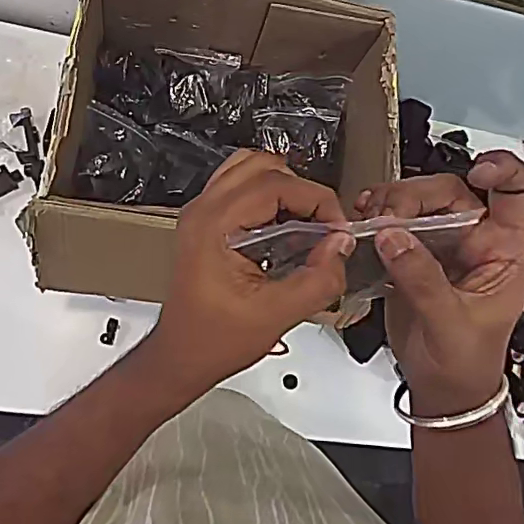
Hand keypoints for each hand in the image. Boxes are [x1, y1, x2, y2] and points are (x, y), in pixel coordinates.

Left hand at [142, 150, 352, 390]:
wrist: (182, 356)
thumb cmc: (213, 340)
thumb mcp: (276, 315)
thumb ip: (317, 280)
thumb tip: (341, 245)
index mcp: (213, 225)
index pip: (275, 184)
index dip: (316, 199)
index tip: (337, 228)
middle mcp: (203, 211)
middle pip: (263, 167)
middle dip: (303, 191)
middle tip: (324, 225)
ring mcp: (203, 213)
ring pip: (251, 169)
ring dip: (286, 188)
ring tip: (306, 222)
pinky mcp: (208, 222)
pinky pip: (242, 187)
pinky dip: (271, 196)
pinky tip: (286, 228)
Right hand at [355, 150, 523, 411]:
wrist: (441, 388)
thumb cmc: (465, 363)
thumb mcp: (452, 324)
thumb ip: (424, 280)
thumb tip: (394, 236)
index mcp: (506, 250)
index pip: (518, 192)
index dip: (504, 170)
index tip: (478, 170)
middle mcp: (477, 239)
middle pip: (452, 190)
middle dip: (416, 196)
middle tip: (388, 218)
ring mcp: (444, 244)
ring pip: (419, 200)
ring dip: (391, 204)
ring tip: (370, 222)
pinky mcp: (414, 252)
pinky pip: (395, 221)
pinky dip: (376, 216)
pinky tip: (363, 221)